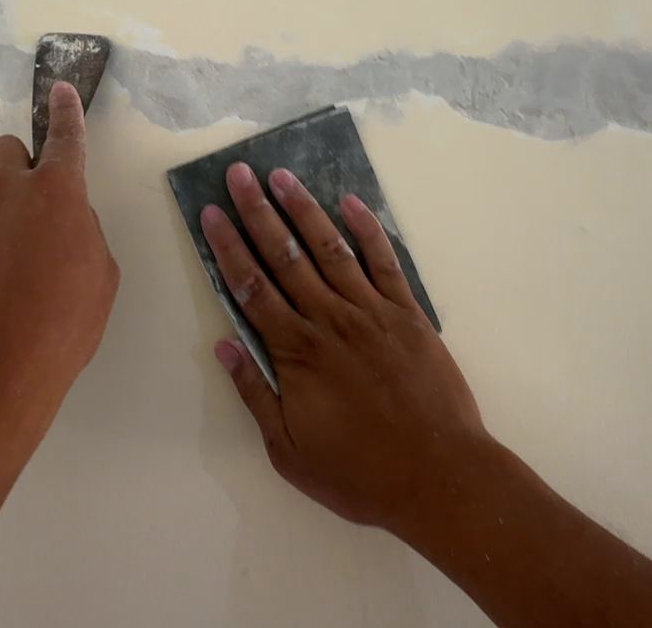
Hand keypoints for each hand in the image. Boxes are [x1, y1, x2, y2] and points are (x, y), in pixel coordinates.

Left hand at [0, 81, 119, 422]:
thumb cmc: (63, 325)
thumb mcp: (101, 276)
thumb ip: (82, 231)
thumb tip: (62, 221)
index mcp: (57, 193)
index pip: (65, 138)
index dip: (66, 111)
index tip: (60, 89)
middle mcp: (7, 191)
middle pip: (7, 150)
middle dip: (21, 167)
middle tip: (33, 211)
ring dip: (1, 223)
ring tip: (10, 280)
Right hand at [203, 163, 495, 537]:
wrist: (440, 478)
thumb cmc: (359, 472)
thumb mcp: (289, 450)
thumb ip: (255, 393)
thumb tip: (223, 346)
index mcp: (296, 351)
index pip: (251, 286)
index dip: (227, 247)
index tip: (210, 213)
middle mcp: (329, 319)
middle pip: (284, 255)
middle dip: (256, 211)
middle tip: (238, 174)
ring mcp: (371, 311)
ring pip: (330, 248)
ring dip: (303, 209)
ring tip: (282, 175)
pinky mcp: (408, 313)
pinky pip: (385, 262)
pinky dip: (367, 230)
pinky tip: (350, 202)